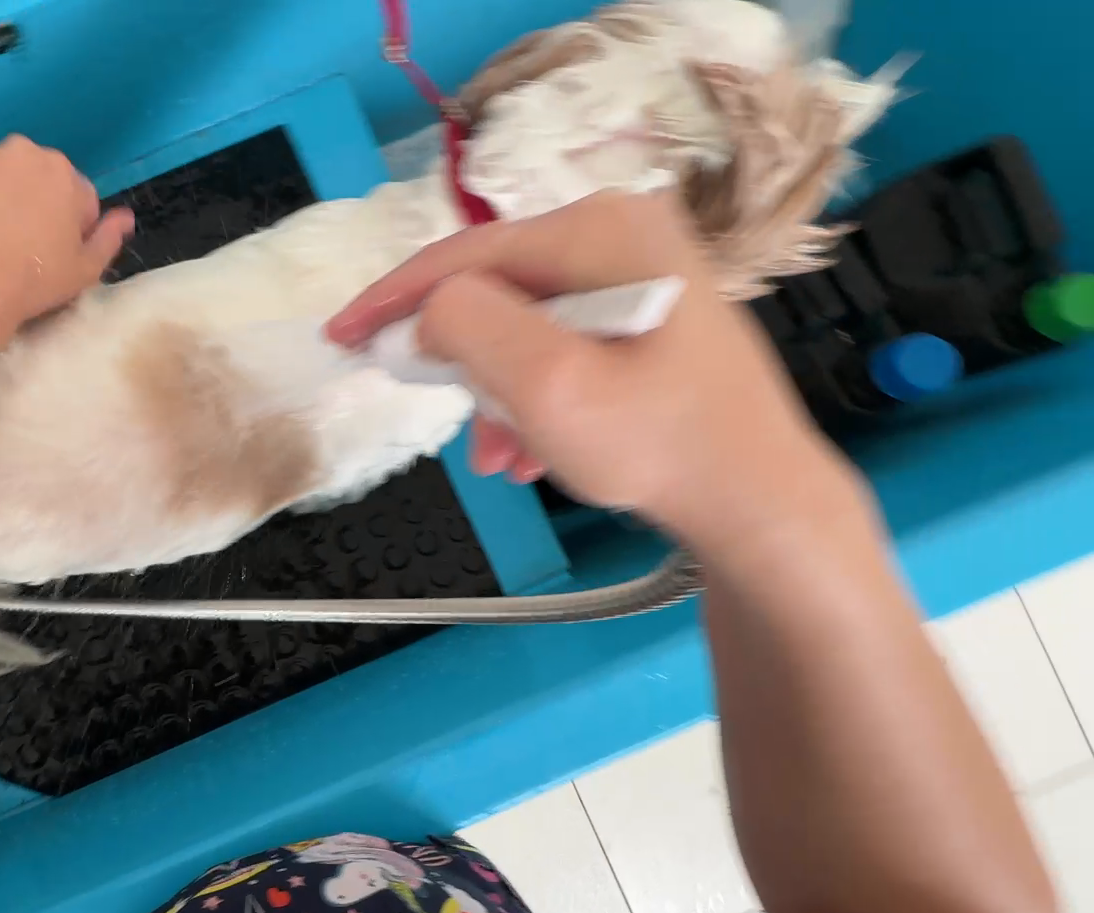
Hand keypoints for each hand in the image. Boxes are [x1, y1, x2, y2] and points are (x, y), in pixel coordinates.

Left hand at [0, 135, 134, 336]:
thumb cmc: (36, 283)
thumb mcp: (86, 270)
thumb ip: (110, 237)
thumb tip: (126, 216)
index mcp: (65, 173)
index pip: (77, 194)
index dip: (70, 225)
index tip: (55, 251)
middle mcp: (26, 151)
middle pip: (39, 176)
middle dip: (37, 201)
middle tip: (24, 243)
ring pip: (2, 172)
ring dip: (3, 194)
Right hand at [328, 193, 861, 555]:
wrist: (755, 500)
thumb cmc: (653, 442)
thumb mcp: (544, 383)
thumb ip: (468, 326)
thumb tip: (425, 312)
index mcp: (598, 230)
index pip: (461, 256)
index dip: (389, 299)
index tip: (339, 337)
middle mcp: (617, 235)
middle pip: (488, 292)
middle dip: (453, 359)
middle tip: (429, 406)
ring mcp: (632, 275)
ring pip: (514, 329)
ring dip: (490, 393)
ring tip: (494, 454)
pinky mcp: (637, 316)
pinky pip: (549, 348)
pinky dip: (524, 398)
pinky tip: (529, 450)